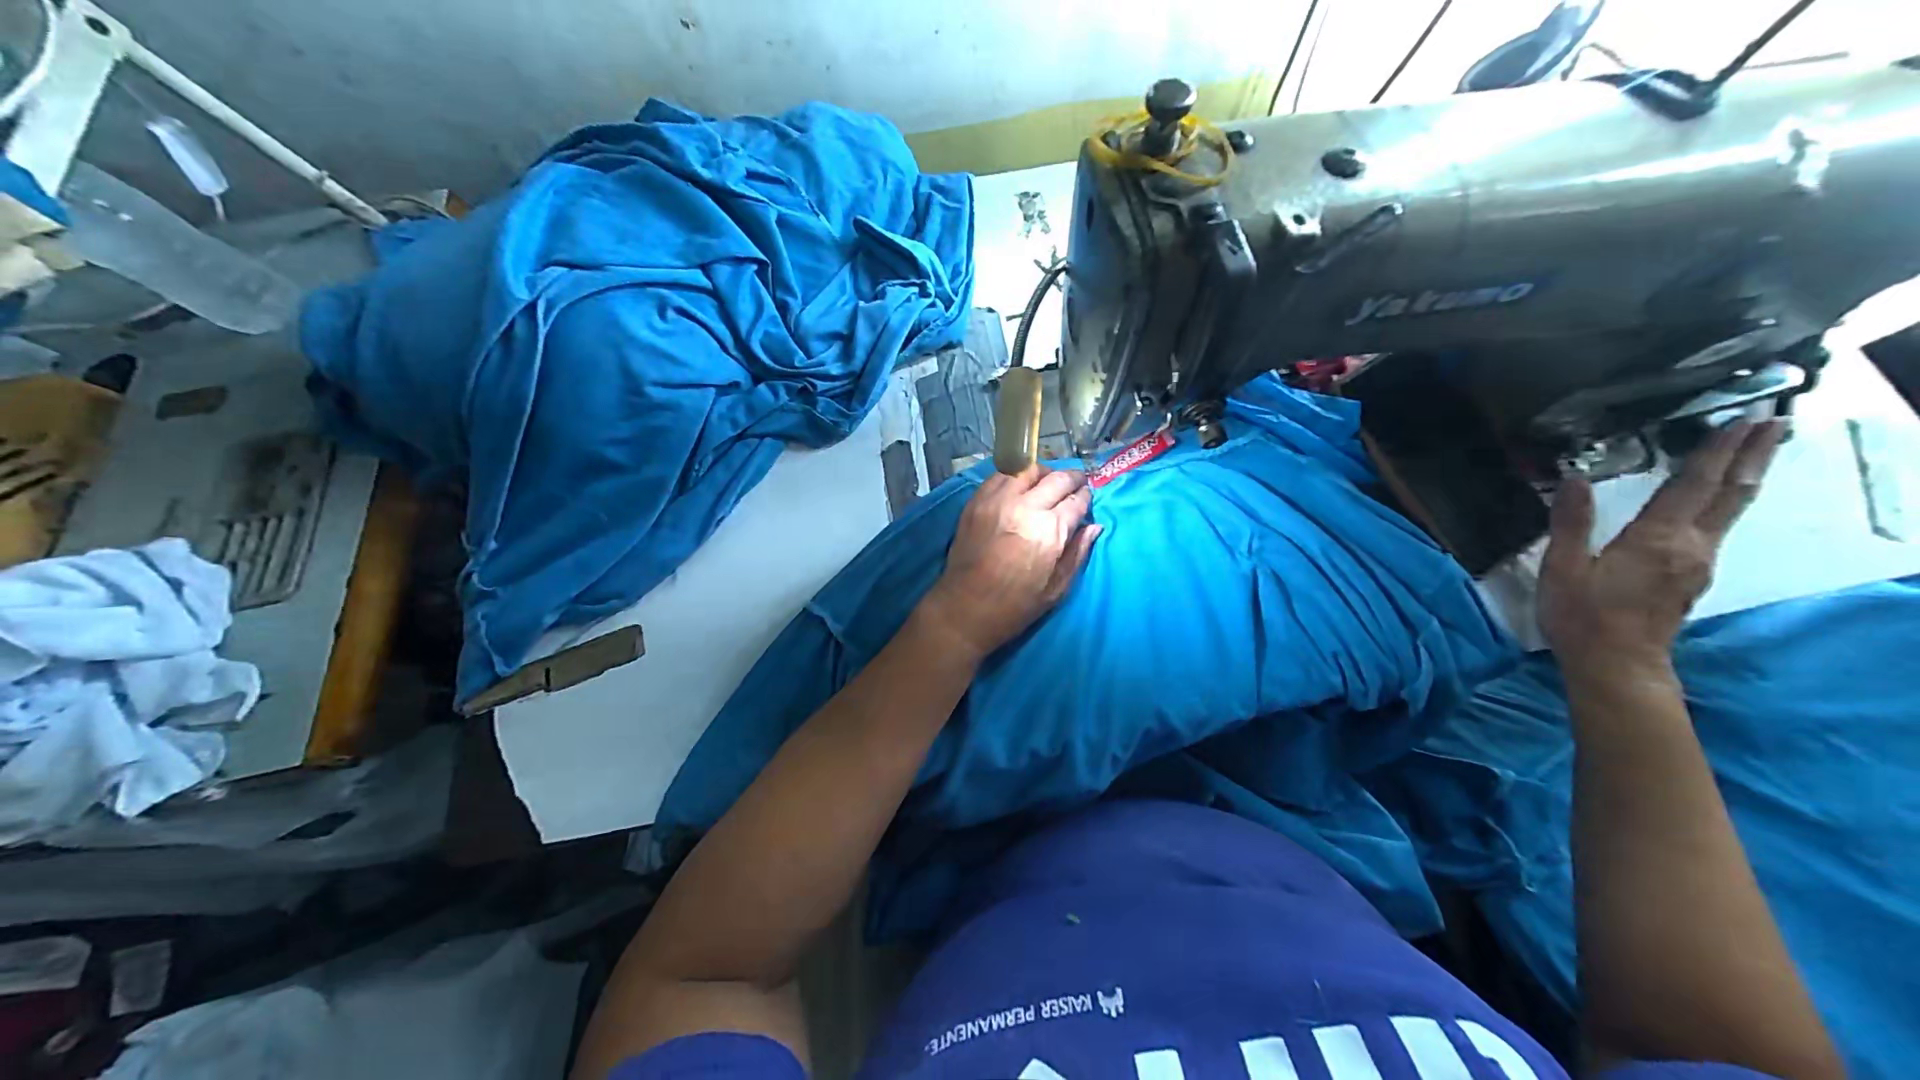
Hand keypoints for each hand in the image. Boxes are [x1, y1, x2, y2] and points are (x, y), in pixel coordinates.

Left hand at [914, 466, 1100, 663]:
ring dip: (1044, 473)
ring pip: (1028, 469)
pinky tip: (1021, 486)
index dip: (1086, 498)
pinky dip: (1016, 476)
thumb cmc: (1015, 605)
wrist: (965, 607)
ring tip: (1048, 482)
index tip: (1087, 499)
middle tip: (1076, 484)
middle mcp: (1025, 506)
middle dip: (1072, 479)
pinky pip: (1001, 475)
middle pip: (1056, 479)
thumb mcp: (1056, 588)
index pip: (1076, 500)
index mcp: (1050, 530)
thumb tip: (1093, 526)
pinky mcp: (977, 500)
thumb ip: (1077, 553)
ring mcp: (998, 499)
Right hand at [1539, 420, 1787, 674]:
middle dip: (1752, 456)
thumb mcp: (1563, 569)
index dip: (1715, 452)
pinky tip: (1718, 499)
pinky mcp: (1692, 576)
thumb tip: (1576, 480)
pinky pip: (1716, 528)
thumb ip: (1571, 524)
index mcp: (1658, 539)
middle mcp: (1690, 546)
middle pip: (1730, 494)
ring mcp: (1698, 563)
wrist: (1616, 664)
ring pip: (1730, 510)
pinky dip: (1725, 501)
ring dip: (1744, 477)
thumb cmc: (1583, 616)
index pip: (1693, 485)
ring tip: (1755, 452)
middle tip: (1774, 422)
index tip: (1741, 420)